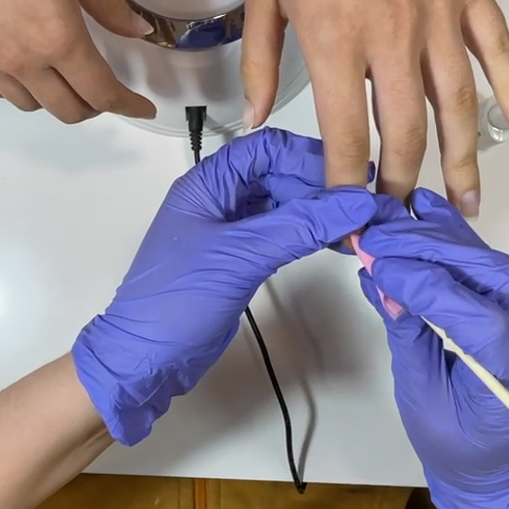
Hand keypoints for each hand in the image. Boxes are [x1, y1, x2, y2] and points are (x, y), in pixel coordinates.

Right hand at [0, 0, 156, 122]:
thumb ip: (107, 2)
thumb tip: (137, 29)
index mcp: (58, 39)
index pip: (101, 92)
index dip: (127, 105)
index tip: (141, 107)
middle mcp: (22, 60)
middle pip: (67, 108)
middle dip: (94, 106)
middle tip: (105, 91)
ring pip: (28, 104)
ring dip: (54, 100)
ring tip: (63, 79)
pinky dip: (10, 92)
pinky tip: (16, 75)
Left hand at [74, 129, 378, 443]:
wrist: (146, 358)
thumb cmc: (179, 300)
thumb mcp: (240, 257)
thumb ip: (298, 227)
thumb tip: (356, 203)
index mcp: (205, 184)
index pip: (265, 150)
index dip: (308, 157)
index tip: (352, 175)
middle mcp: (216, 199)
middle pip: (275, 173)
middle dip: (317, 185)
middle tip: (362, 204)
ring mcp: (225, 229)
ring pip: (278, 203)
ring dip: (314, 210)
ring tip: (355, 224)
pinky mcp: (235, 257)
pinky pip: (275, 231)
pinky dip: (303, 233)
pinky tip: (331, 240)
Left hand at [242, 0, 508, 214]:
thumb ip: (260, 61)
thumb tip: (255, 119)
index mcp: (335, 42)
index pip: (344, 136)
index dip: (345, 184)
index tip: (346, 216)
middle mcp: (392, 39)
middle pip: (404, 133)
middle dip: (399, 184)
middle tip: (396, 217)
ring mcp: (439, 16)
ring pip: (456, 105)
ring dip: (461, 160)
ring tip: (464, 204)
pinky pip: (498, 51)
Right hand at [356, 188, 508, 508]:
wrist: (501, 471)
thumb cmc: (454, 449)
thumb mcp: (422, 398)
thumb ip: (409, 337)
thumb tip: (383, 282)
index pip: (477, 321)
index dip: (425, 285)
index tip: (376, 261)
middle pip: (495, 280)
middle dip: (435, 249)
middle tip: (384, 230)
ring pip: (497, 269)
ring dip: (446, 238)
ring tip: (403, 212)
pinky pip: (495, 275)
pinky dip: (460, 246)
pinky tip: (431, 217)